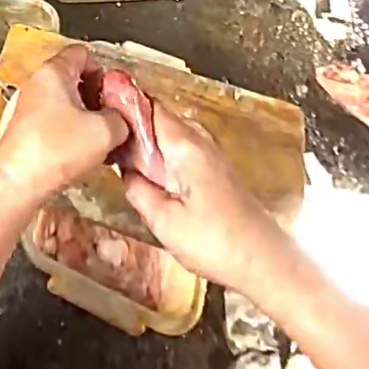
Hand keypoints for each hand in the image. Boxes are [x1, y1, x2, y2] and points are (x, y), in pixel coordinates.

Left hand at [0, 44, 127, 206]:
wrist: (18, 180)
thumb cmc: (57, 147)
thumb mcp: (104, 131)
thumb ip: (120, 118)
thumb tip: (118, 120)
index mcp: (54, 71)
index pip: (81, 53)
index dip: (103, 69)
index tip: (115, 93)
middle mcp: (38, 81)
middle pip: (74, 76)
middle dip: (97, 95)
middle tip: (113, 117)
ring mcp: (30, 103)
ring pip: (66, 99)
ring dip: (86, 115)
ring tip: (102, 138)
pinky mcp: (27, 125)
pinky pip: (56, 118)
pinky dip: (72, 128)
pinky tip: (84, 150)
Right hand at [122, 106, 294, 289]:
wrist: (270, 267)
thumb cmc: (217, 243)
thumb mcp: (164, 221)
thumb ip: (137, 190)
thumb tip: (124, 171)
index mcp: (184, 145)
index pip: (149, 106)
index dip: (123, 101)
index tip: (98, 106)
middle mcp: (199, 141)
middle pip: (159, 115)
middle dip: (131, 120)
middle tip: (104, 133)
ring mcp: (210, 155)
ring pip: (170, 132)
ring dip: (146, 137)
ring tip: (120, 150)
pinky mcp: (216, 171)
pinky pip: (180, 147)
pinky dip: (161, 151)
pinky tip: (148, 170)